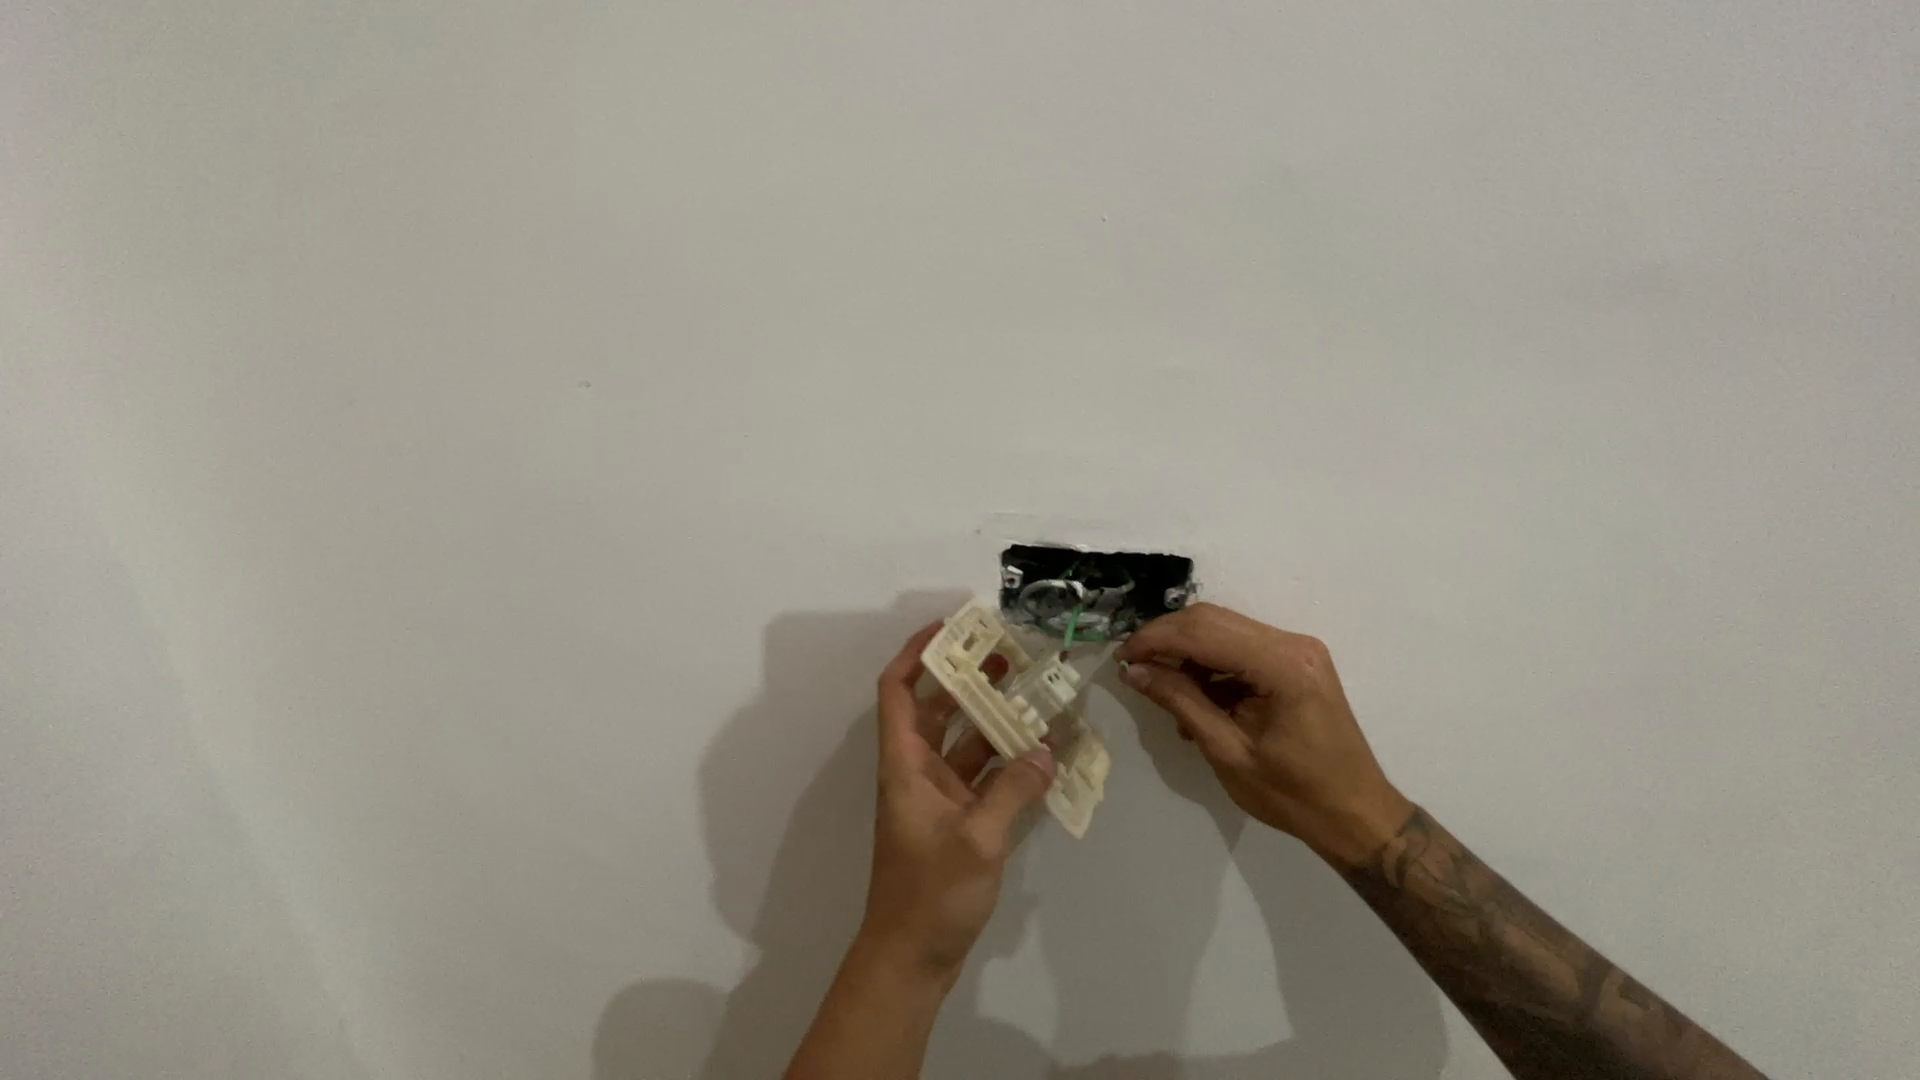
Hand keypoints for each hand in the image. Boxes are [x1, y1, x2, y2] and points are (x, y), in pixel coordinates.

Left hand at [859, 622, 1056, 981]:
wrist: (910, 957)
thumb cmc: (931, 893)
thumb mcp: (978, 839)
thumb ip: (1014, 790)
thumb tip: (1046, 751)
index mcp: (904, 763)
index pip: (897, 690)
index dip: (915, 652)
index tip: (949, 628)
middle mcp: (916, 770)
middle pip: (936, 708)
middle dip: (968, 678)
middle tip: (1010, 655)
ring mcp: (936, 796)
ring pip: (963, 741)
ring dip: (993, 719)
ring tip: (1034, 695)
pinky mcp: (955, 819)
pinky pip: (981, 775)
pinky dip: (1006, 762)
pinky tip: (1041, 753)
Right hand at [1116, 603, 1412, 869]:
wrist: (1355, 814)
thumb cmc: (1294, 794)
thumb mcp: (1227, 751)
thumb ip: (1180, 702)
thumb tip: (1134, 671)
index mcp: (1282, 666)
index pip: (1203, 632)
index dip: (1155, 640)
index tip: (1121, 659)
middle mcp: (1292, 644)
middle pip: (1211, 620)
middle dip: (1165, 638)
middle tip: (1133, 668)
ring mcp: (1296, 649)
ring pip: (1222, 628)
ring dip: (1185, 650)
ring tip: (1160, 687)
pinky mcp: (1295, 660)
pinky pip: (1238, 645)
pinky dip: (1208, 662)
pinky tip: (1192, 695)